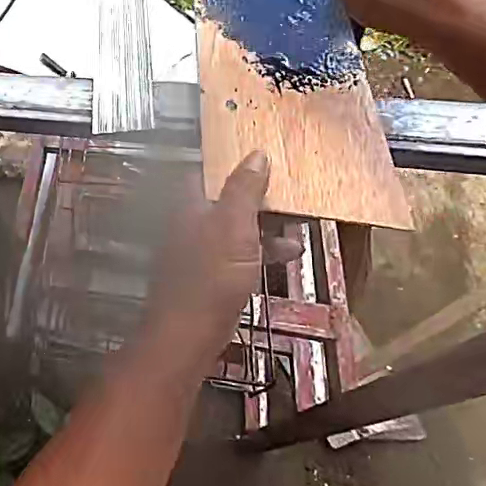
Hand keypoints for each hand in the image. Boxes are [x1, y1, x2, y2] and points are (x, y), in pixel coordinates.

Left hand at [144, 153, 301, 362]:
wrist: (188, 332)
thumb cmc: (211, 276)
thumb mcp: (234, 227)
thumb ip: (243, 190)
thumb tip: (256, 153)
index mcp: (187, 206)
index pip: (206, 173)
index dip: (233, 166)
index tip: (265, 162)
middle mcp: (187, 223)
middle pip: (222, 200)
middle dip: (257, 198)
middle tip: (290, 197)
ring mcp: (195, 249)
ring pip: (232, 227)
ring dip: (264, 225)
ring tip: (298, 227)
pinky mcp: (206, 274)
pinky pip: (235, 252)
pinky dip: (259, 250)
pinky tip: (287, 255)